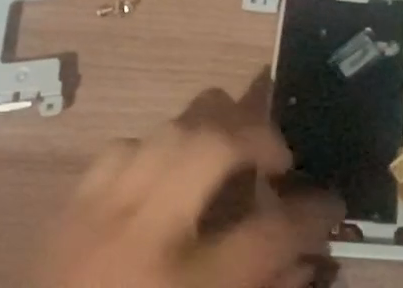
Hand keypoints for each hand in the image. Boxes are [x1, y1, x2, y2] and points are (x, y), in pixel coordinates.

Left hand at [35, 91, 342, 287]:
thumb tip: (305, 259)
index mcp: (186, 285)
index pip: (270, 233)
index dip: (313, 213)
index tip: (332, 204)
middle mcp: (144, 235)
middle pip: (216, 145)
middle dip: (261, 138)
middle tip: (278, 161)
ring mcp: (101, 212)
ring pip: (171, 129)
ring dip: (212, 134)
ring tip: (229, 156)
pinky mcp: (70, 205)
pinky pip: (125, 146)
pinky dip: (157, 149)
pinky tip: (167, 173)